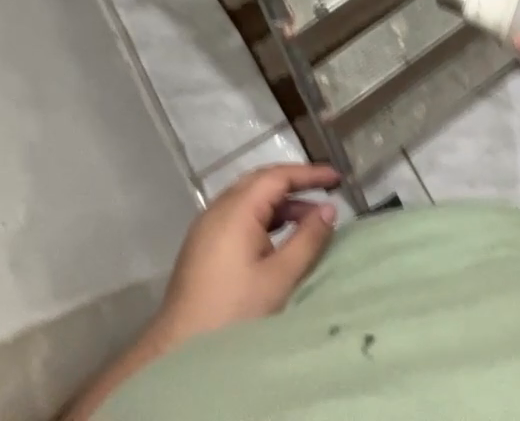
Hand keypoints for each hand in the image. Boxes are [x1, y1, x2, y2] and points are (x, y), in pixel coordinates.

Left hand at [152, 163, 341, 346]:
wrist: (181, 346)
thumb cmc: (235, 310)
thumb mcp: (280, 276)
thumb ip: (307, 239)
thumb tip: (329, 209)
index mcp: (236, 210)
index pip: (276, 176)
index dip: (309, 174)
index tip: (337, 178)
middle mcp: (218, 210)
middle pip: (261, 182)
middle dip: (295, 184)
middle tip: (327, 191)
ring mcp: (207, 227)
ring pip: (248, 200)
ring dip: (280, 203)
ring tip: (310, 219)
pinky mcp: (203, 245)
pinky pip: (238, 216)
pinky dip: (264, 218)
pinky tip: (281, 237)